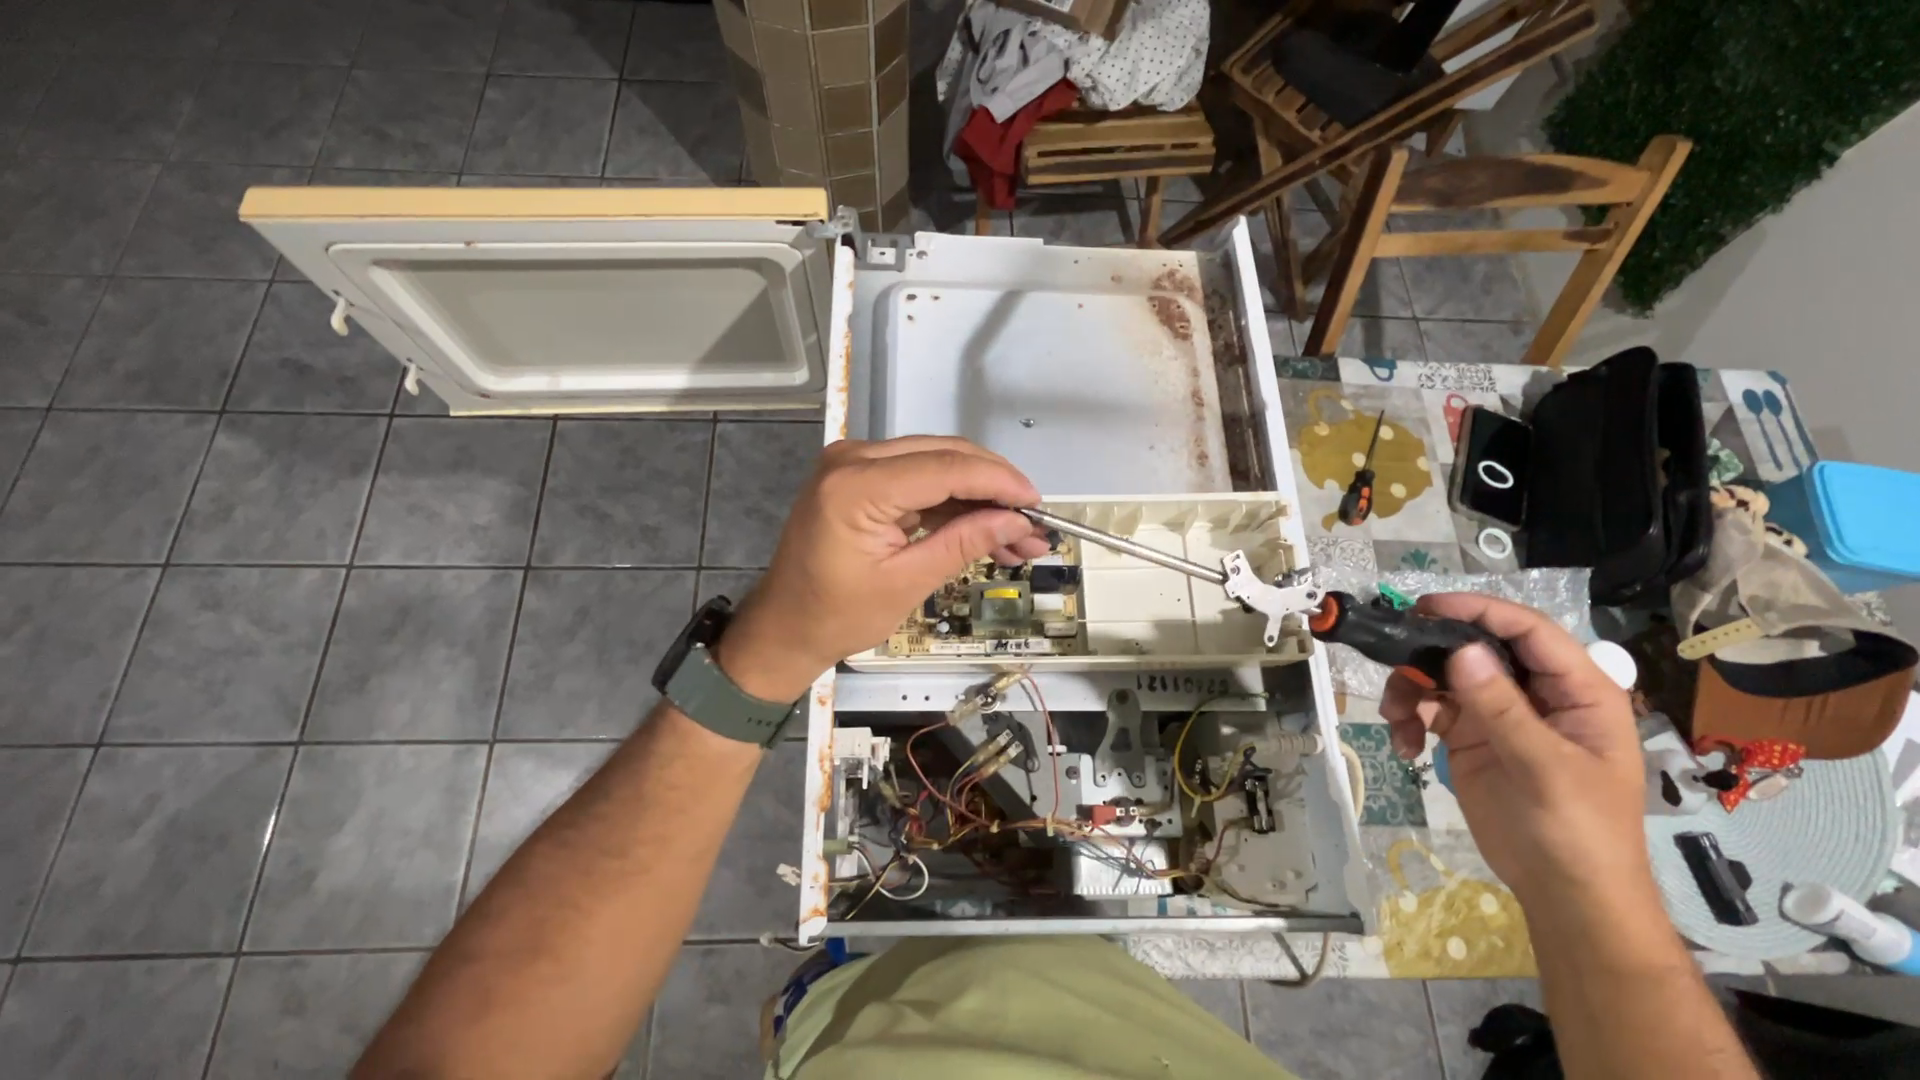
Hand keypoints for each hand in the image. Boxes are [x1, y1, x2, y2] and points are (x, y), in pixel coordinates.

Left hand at [713, 437, 1050, 702]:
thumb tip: (1017, 521)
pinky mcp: (859, 476)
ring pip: (937, 464)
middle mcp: (852, 459)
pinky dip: (953, 502)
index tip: (1038, 506)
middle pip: (945, 456)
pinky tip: (987, 528)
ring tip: (1019, 537)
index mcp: (856, 486)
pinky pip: (918, 478)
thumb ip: (962, 543)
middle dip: (995, 489)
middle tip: (1034, 526)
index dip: (999, 483)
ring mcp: (854, 463)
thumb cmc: (835, 616)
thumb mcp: (906, 583)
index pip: (946, 468)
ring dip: (979, 497)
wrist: (784, 627)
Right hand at [1380, 594, 1650, 911]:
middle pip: (1476, 647)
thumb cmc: (1578, 831)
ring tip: (1396, 719)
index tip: (1426, 607)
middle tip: (1392, 658)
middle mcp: (1536, 693)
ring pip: (1444, 675)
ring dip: (1411, 689)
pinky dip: (1409, 720)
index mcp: (1577, 690)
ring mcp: (1500, 715)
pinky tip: (1405, 746)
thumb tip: (1462, 651)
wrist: (1565, 893)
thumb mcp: (1545, 768)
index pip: (1528, 631)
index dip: (1480, 611)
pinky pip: (1430, 709)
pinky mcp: (1470, 738)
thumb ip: (1502, 709)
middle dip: (1431, 653)